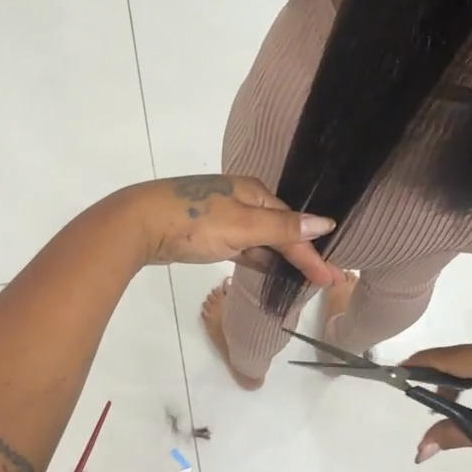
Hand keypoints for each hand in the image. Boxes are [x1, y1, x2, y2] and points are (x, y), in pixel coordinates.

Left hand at [108, 175, 343, 287]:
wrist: (138, 223)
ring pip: (260, 238)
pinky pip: (242, 245)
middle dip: (302, 253)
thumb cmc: (194, 222)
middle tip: (323, 279)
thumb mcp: (242, 225)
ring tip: (302, 277)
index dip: (312, 252)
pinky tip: (266, 268)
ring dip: (281, 256)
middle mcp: (241, 199)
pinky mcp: (206, 233)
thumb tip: (325, 222)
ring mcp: (222, 215)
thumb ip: (282, 228)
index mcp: (254, 192)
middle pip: (279, 229)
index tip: (332, 278)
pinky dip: (257, 257)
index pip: (292, 225)